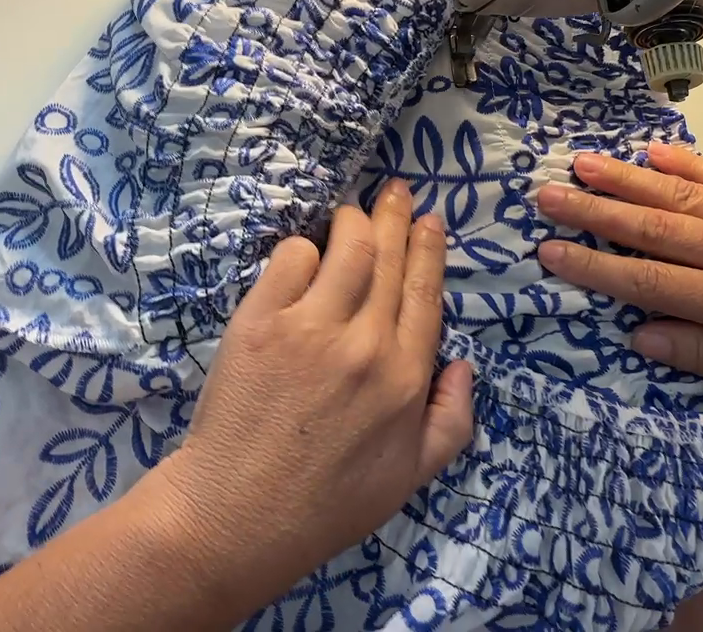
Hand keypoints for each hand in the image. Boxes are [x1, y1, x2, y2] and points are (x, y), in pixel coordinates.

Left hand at [145, 180, 474, 602]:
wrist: (239, 513)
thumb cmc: (328, 501)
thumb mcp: (411, 477)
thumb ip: (452, 420)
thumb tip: (463, 362)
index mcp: (405, 377)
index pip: (424, 292)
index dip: (428, 248)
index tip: (430, 219)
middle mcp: (365, 342)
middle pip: (389, 258)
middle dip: (395, 215)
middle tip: (396, 189)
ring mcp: (311, 327)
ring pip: (346, 246)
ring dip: (353, 220)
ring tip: (352, 211)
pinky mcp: (261, 320)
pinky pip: (291, 258)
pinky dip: (303, 248)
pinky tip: (305, 253)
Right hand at [534, 145, 702, 433]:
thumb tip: (639, 334)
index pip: (651, 281)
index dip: (594, 267)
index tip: (548, 252)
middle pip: (657, 228)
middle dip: (595, 210)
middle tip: (545, 193)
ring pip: (686, 197)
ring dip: (629, 179)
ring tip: (582, 162)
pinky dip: (691, 166)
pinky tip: (656, 154)